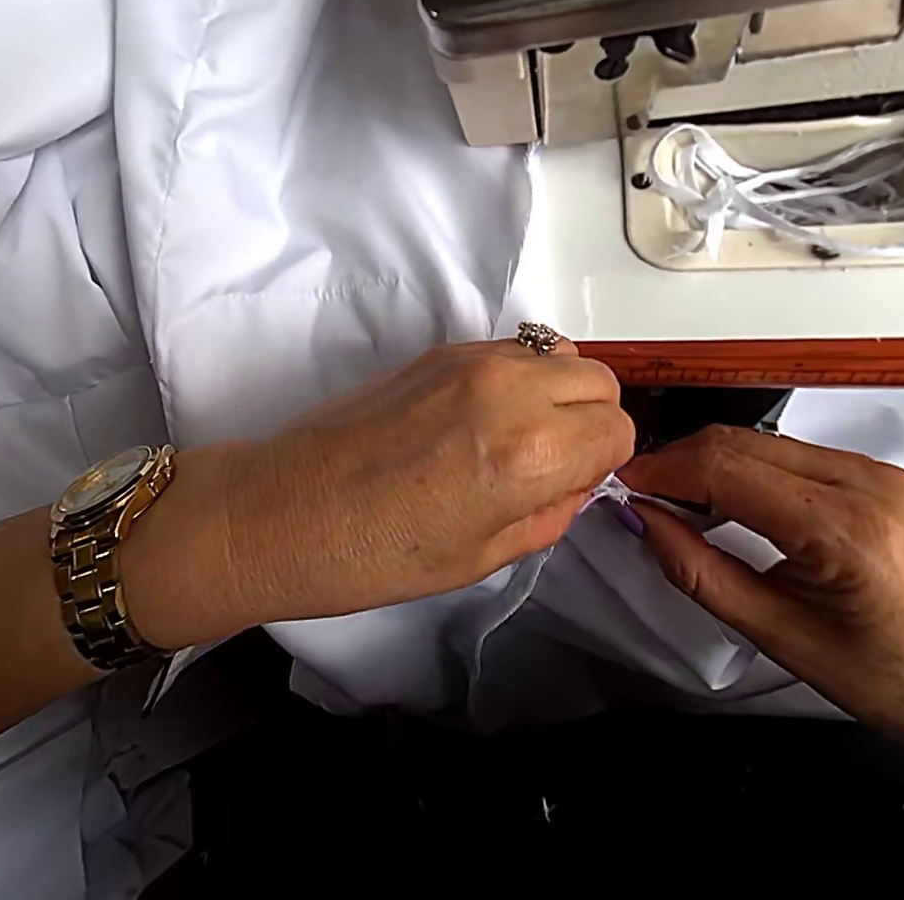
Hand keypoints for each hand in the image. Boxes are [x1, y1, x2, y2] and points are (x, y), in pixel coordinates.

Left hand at [123, 338, 635, 648]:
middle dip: (591, 421)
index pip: (617, 431)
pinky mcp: (443, 348)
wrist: (286, 510)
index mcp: (529, 453)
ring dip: (558, 392)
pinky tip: (482, 414)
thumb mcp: (487, 556)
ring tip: (516, 433)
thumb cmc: (381, 554)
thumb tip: (580, 477)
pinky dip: (523, 376)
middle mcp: (511, 389)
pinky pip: (517, 349)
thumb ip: (554, 510)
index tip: (572, 481)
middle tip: (552, 458)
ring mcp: (475, 359)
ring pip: (563, 354)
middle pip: (600, 382)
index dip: (603, 462)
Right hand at [619, 425, 903, 748]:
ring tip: (676, 498)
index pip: (726, 470)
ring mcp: (878, 471)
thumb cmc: (900, 683)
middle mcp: (868, 484)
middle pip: (739, 441)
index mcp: (848, 532)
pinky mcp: (877, 472)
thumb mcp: (781, 637)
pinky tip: (724, 496)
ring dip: (708, 462)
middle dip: (678, 460)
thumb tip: (647, 523)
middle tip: (642, 493)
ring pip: (760, 439)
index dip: (663, 470)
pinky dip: (744, 467)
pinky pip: (789, 451)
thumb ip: (699, 572)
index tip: (626, 484)